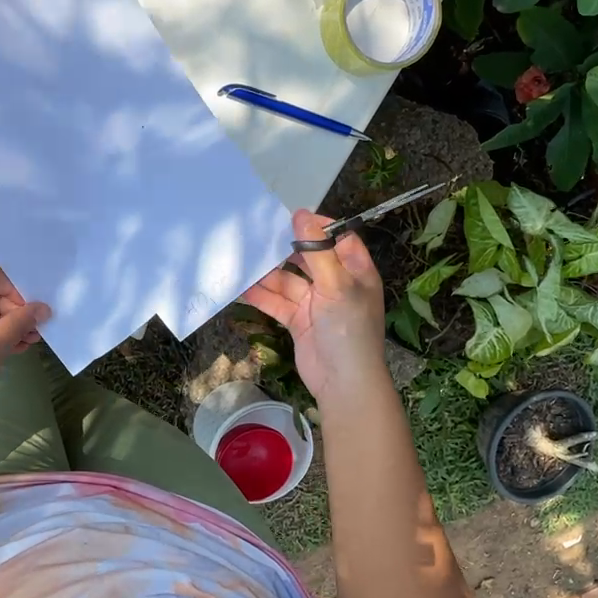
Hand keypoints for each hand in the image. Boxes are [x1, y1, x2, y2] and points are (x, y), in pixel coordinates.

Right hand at [243, 210, 387, 406]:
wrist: (344, 382)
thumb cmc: (349, 329)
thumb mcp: (336, 285)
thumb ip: (318, 251)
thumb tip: (301, 216)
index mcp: (355, 271)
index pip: (339, 238)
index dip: (318, 228)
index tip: (292, 218)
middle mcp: (336, 284)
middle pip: (309, 259)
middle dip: (286, 250)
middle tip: (259, 235)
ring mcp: (316, 303)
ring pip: (289, 281)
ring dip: (268, 273)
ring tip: (243, 259)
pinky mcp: (298, 321)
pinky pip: (278, 302)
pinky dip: (261, 296)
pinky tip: (242, 286)